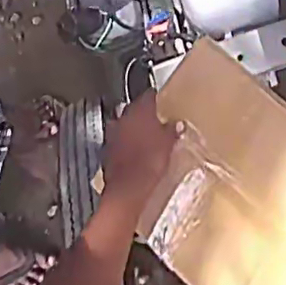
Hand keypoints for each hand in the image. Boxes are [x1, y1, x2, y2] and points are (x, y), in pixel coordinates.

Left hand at [101, 93, 181, 209]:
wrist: (129, 189)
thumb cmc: (151, 162)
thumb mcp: (169, 144)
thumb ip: (172, 130)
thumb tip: (178, 124)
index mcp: (141, 109)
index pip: (148, 95)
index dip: (155, 98)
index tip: (161, 102)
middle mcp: (124, 116)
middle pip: (134, 107)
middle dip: (142, 112)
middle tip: (154, 121)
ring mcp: (113, 132)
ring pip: (123, 123)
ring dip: (130, 127)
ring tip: (142, 136)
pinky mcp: (106, 149)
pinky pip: (116, 140)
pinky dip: (123, 142)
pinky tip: (131, 151)